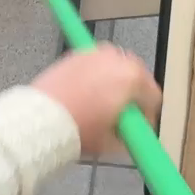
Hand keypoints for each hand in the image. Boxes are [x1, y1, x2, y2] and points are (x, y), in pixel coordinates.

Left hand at [30, 46, 161, 155]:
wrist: (41, 117)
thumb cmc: (80, 128)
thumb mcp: (111, 142)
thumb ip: (129, 137)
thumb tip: (130, 135)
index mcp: (133, 77)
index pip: (153, 97)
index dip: (147, 116)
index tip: (137, 129)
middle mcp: (118, 58)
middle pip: (136, 77)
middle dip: (131, 95)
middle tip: (120, 116)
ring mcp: (96, 52)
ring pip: (115, 67)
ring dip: (114, 83)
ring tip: (101, 104)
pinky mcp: (76, 54)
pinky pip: (95, 64)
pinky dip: (96, 76)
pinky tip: (85, 94)